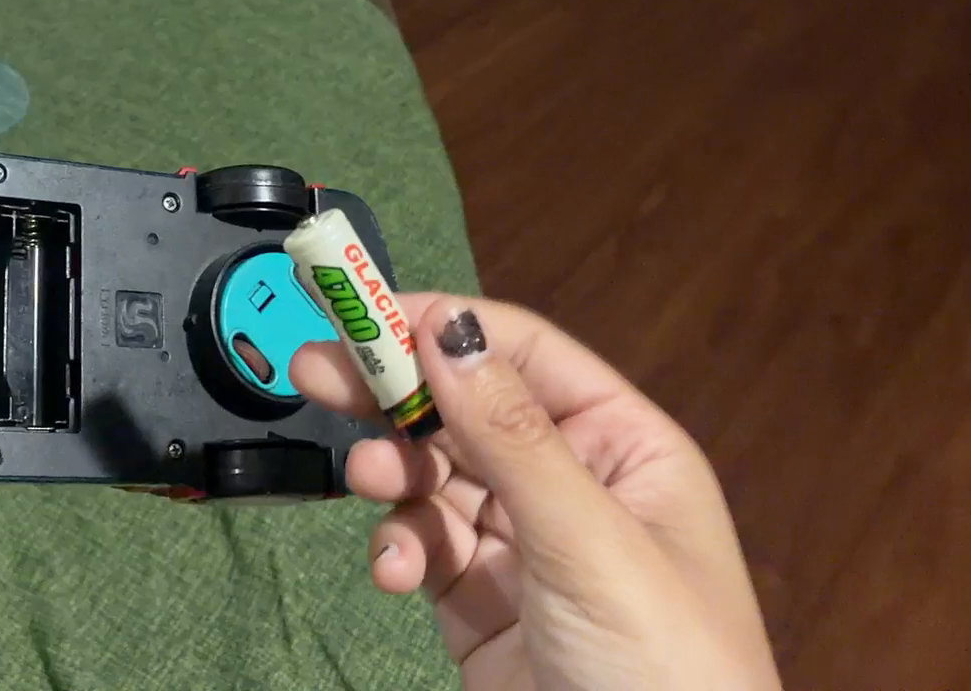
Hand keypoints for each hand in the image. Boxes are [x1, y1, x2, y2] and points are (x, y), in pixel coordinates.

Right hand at [292, 293, 780, 690]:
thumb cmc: (657, 674)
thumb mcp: (588, 546)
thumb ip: (511, 434)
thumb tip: (446, 324)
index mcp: (616, 444)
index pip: (517, 354)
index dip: (440, 324)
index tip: (362, 314)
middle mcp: (564, 476)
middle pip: (459, 404)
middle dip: (391, 388)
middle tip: (312, 369)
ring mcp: (515, 535)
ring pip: (432, 468)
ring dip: (392, 470)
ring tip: (367, 482)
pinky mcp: (474, 590)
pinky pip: (422, 539)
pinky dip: (398, 545)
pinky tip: (391, 572)